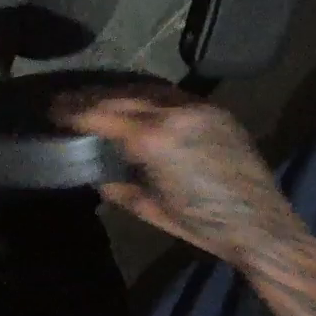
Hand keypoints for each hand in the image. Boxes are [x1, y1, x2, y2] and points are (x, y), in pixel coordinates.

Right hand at [57, 87, 304, 266]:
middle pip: (120, 96)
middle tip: (67, 101)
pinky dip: (147, 96)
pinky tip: (136, 102)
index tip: (53, 109)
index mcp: (152, 139)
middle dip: (90, 98)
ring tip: (98, 99)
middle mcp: (172, 113)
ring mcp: (196, 107)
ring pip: (145, 89)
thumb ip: (116, 184)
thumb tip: (93, 168)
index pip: (102, 114)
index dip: (74, 110)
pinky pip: (171, 94)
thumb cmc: (202, 225)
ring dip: (118, 93)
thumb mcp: (149, 208)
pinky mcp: (213, 109)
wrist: (262, 226)